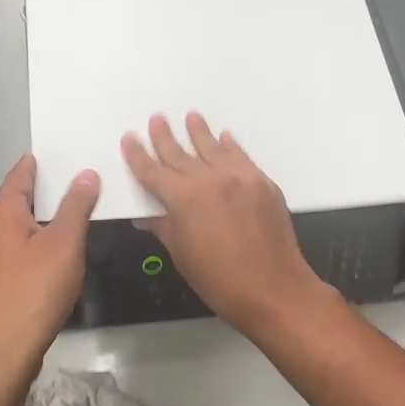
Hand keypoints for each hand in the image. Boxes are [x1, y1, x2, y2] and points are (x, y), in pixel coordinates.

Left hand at [0, 154, 99, 377]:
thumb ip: (76, 207)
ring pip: (13, 232)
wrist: (1, 354)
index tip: (42, 156)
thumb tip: (85, 174)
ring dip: (35, 223)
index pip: (16, 179)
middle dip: (37, 194)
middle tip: (64, 183)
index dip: (31, 166)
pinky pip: (13, 255)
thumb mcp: (64, 244)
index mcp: (1, 216)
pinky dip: (31, 247)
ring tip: (64, 219)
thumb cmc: (33, 291)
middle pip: (13, 204)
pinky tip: (49, 259)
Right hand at [122, 113, 338, 337]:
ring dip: (199, 131)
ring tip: (191, 116)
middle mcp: (209, 180)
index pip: (152, 171)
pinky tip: (224, 137)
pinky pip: (241, 157)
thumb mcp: (182, 256)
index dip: (138, 155)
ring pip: (212, 148)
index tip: (130, 138)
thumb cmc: (220, 281)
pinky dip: (230, 146)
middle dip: (165, 136)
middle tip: (157, 118)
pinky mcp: (262, 183)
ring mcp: (239, 178)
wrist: (274, 289)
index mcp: (182, 199)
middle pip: (180, 154)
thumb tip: (147, 216)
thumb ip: (164, 228)